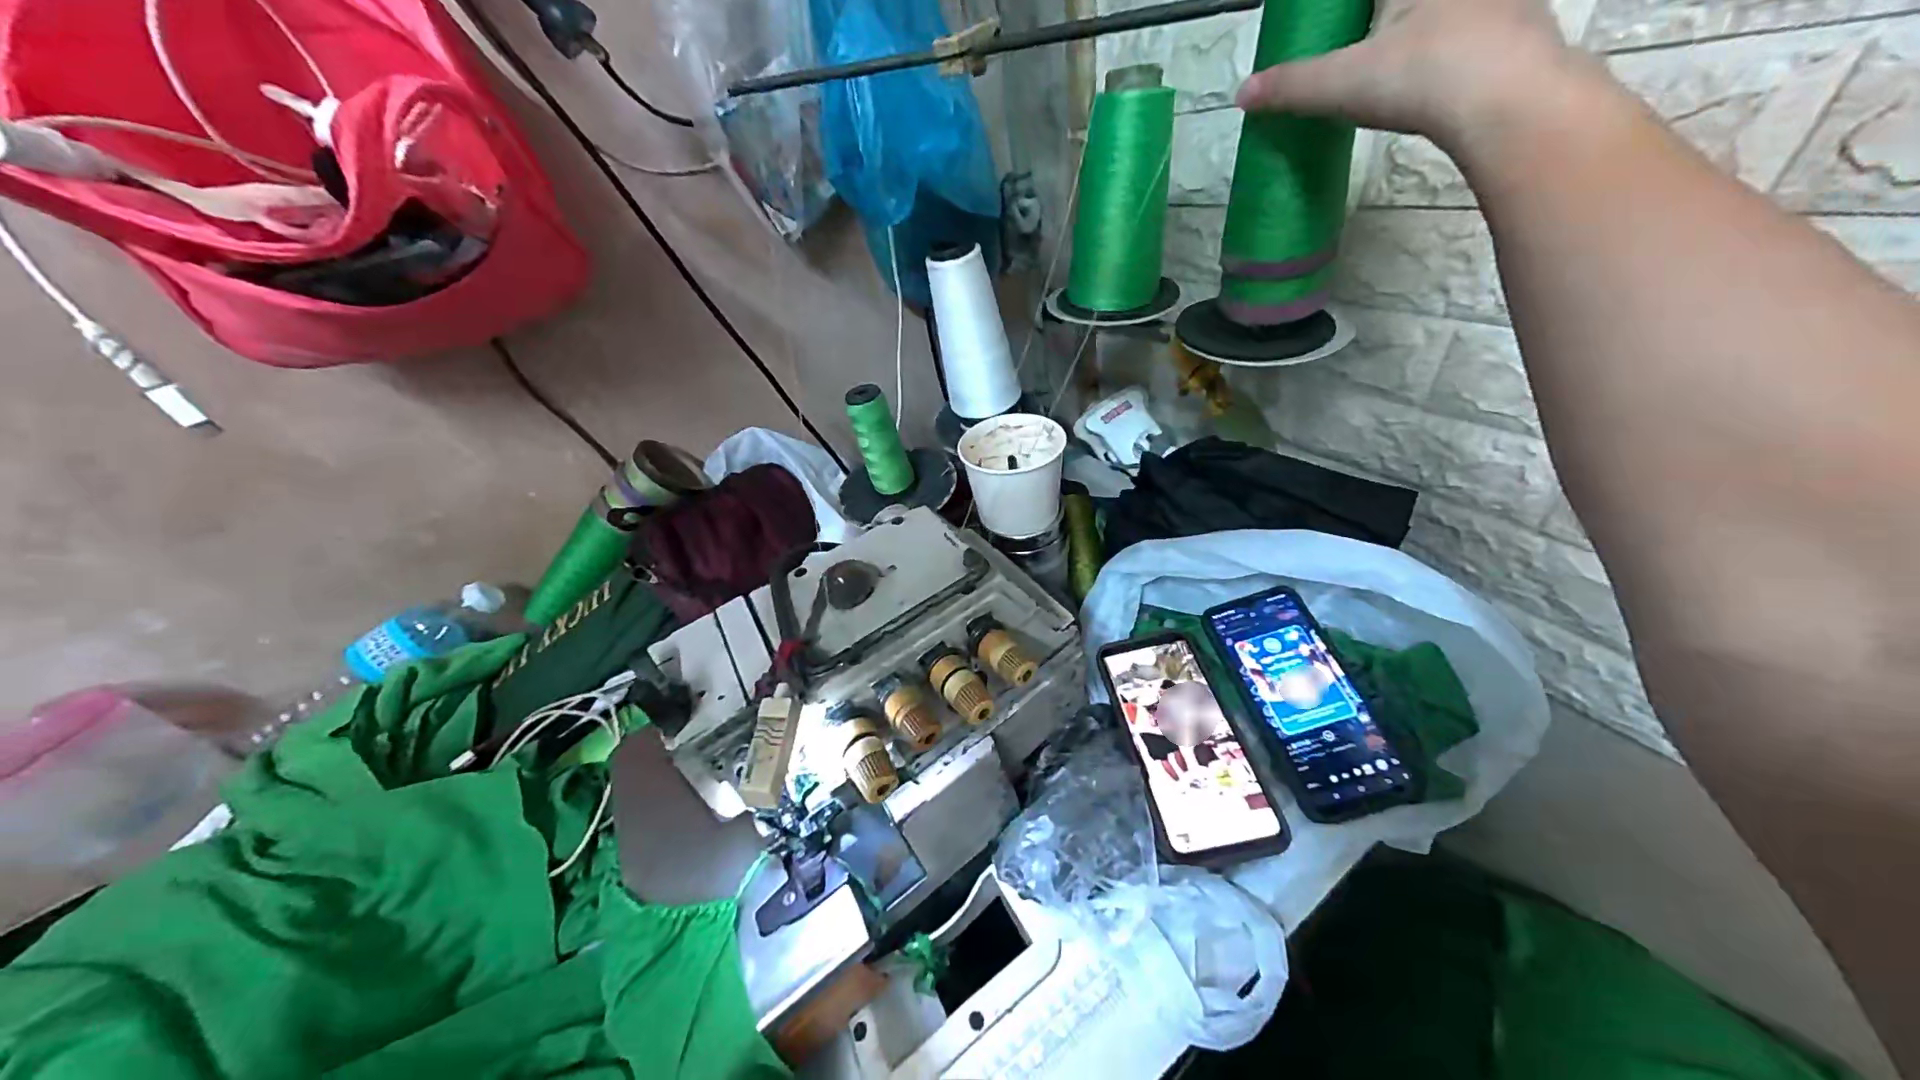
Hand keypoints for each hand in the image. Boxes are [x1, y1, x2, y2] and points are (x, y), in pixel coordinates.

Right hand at [1234, 0, 1595, 149]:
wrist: (1512, 102)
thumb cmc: (1422, 75)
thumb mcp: (1340, 83)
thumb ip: (1290, 85)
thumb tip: (1242, 94)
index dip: (1334, 13)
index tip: (1324, 25)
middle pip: (1402, 3)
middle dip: (1385, 17)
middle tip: (1357, 37)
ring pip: (1445, 11)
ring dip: (1424, 27)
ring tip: (1397, 58)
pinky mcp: (1527, 22)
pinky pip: (1480, 23)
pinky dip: (1458, 39)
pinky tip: (1441, 70)